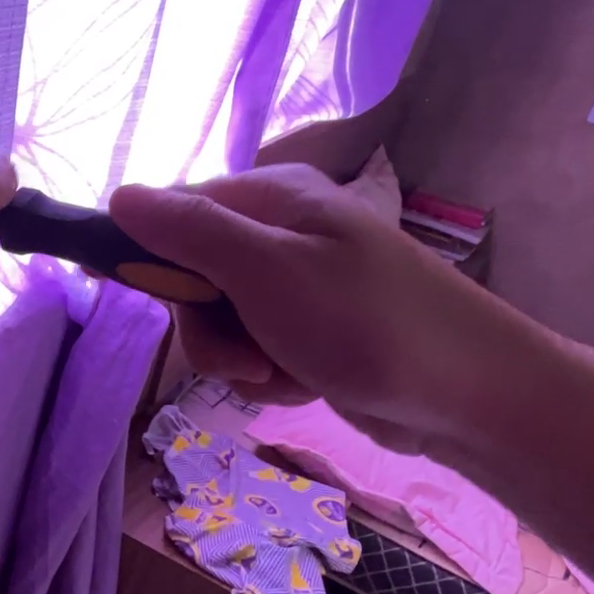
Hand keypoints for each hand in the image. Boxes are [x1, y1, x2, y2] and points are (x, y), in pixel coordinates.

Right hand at [109, 165, 550, 451]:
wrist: (475, 398)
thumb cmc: (369, 322)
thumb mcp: (267, 272)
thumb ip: (189, 232)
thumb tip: (118, 195)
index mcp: (270, 199)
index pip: (170, 214)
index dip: (148, 256)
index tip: (140, 294)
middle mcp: (277, 233)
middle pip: (188, 277)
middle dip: (207, 328)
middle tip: (244, 354)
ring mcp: (292, 283)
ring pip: (215, 323)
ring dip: (237, 358)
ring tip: (283, 371)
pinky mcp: (304, 327)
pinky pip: (249, 348)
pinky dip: (266, 373)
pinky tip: (303, 381)